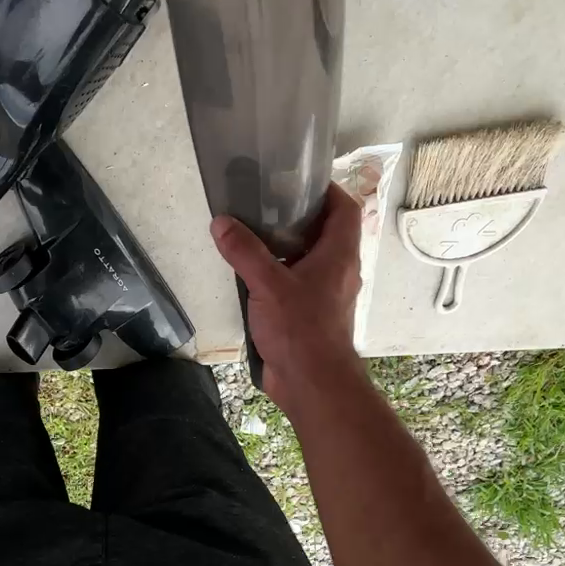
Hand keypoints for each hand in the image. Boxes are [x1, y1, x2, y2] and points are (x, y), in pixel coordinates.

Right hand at [210, 181, 377, 417]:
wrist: (312, 383)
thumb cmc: (300, 328)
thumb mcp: (267, 284)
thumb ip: (244, 252)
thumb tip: (221, 223)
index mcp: (340, 255)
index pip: (344, 208)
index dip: (326, 190)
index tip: (297, 182)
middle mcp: (339, 272)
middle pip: (326, 234)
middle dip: (299, 220)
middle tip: (266, 209)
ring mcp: (327, 297)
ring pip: (311, 263)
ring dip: (287, 251)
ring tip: (255, 240)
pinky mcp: (312, 318)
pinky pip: (299, 288)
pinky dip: (280, 279)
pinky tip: (254, 281)